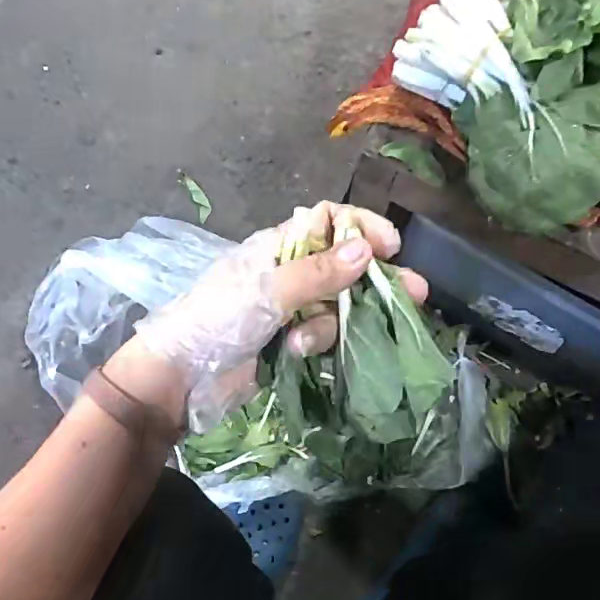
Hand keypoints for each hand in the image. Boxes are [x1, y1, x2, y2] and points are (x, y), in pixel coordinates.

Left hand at [118, 202, 427, 427]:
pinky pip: (323, 336)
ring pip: (337, 307)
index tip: (391, 248)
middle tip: (415, 295)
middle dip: (373, 281)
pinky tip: (297, 354)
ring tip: (304, 342)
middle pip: (344, 267)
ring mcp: (290, 310)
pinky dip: (316, 343)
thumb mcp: (268, 291)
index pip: (329, 222)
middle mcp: (289, 273)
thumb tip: (365, 251)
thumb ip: (318, 273)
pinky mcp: (290, 342)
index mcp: (278, 247)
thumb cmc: (218, 320)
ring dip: (331, 323)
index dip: (361, 228)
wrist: (184, 377)